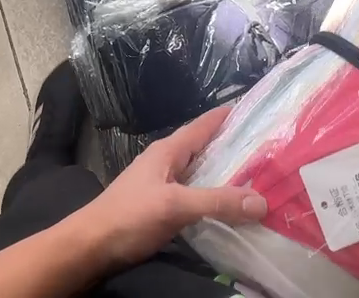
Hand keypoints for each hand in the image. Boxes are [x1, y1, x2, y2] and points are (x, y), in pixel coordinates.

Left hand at [67, 106, 268, 269]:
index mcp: (168, 151)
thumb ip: (216, 202)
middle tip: (267, 151)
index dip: (227, 116)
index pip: (203, 125)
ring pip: (200, 173)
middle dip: (233, 147)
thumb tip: (262, 199)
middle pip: (204, 148)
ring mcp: (163, 185)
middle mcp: (167, 162)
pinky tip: (228, 209)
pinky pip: (194, 195)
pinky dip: (213, 197)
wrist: (91, 246)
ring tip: (257, 180)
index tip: (256, 111)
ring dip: (225, 175)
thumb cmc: (130, 216)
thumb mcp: (175, 206)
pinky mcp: (161, 207)